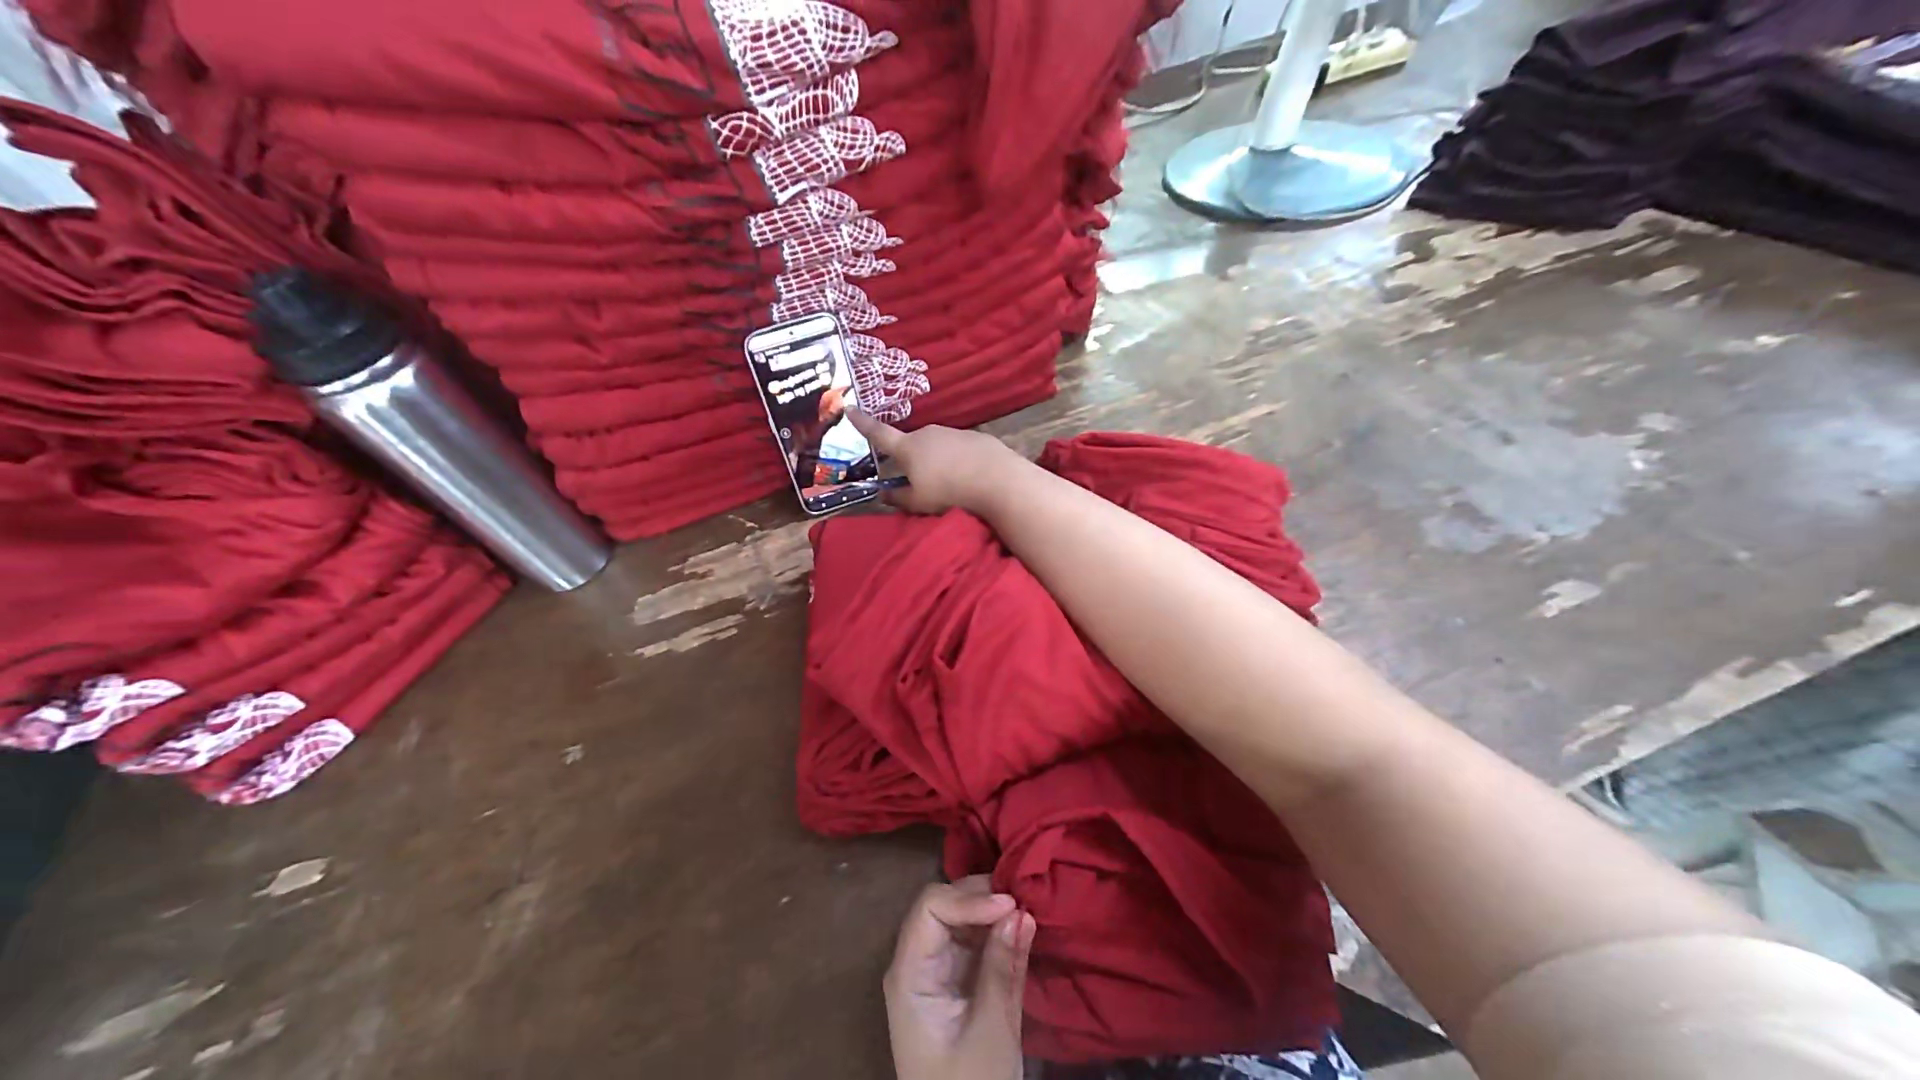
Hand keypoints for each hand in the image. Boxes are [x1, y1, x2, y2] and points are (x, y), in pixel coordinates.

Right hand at [848, 409, 1028, 515]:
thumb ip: (897, 497)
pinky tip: (968, 478)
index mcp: (908, 447)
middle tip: (917, 482)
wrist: (997, 479)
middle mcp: (927, 433)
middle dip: (910, 459)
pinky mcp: (974, 437)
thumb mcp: (918, 502)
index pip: (878, 434)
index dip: (862, 423)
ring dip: (936, 462)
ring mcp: (952, 432)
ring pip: (936, 447)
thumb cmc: (949, 492)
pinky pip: (958, 449)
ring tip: (948, 485)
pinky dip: (957, 461)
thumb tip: (882, 493)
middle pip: (911, 445)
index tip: (849, 408)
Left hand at [884, 876, 1036, 1079]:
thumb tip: (1019, 911)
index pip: (929, 909)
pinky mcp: (954, 981)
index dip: (968, 899)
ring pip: (957, 918)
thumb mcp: (991, 1032)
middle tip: (1023, 899)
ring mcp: (934, 970)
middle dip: (981, 896)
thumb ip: (1002, 968)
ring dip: (990, 909)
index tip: (1010, 904)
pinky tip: (1020, 927)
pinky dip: (995, 929)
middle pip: (941, 906)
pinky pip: (971, 940)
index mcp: (909, 975)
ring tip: (1026, 910)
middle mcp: (915, 963)